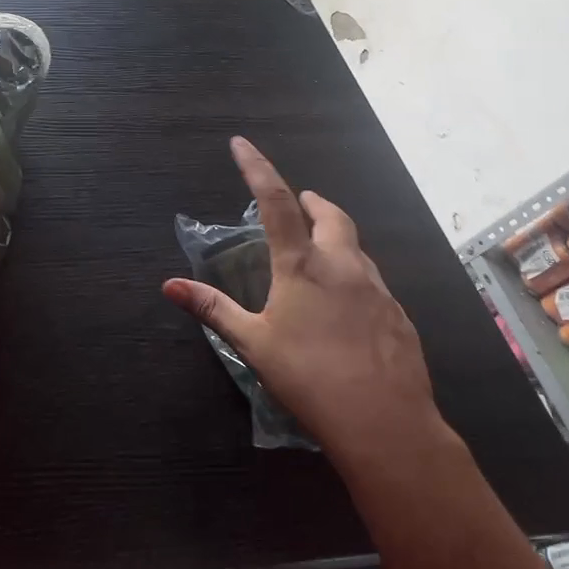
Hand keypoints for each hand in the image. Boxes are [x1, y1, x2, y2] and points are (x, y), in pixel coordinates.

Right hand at [163, 137, 441, 463]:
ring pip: (355, 247)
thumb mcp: (253, 344)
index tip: (240, 144)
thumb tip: (169, 285)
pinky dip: (354, 275)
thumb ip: (213, 309)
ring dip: (334, 238)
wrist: (387, 425)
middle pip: (330, 215)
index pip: (274, 202)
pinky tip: (344, 306)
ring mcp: (377, 289)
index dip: (256, 168)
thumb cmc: (310, 379)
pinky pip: (373, 281)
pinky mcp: (398, 315)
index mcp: (301, 266)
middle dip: (311, 202)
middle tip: (296, 203)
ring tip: (316, 256)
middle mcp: (342, 266)